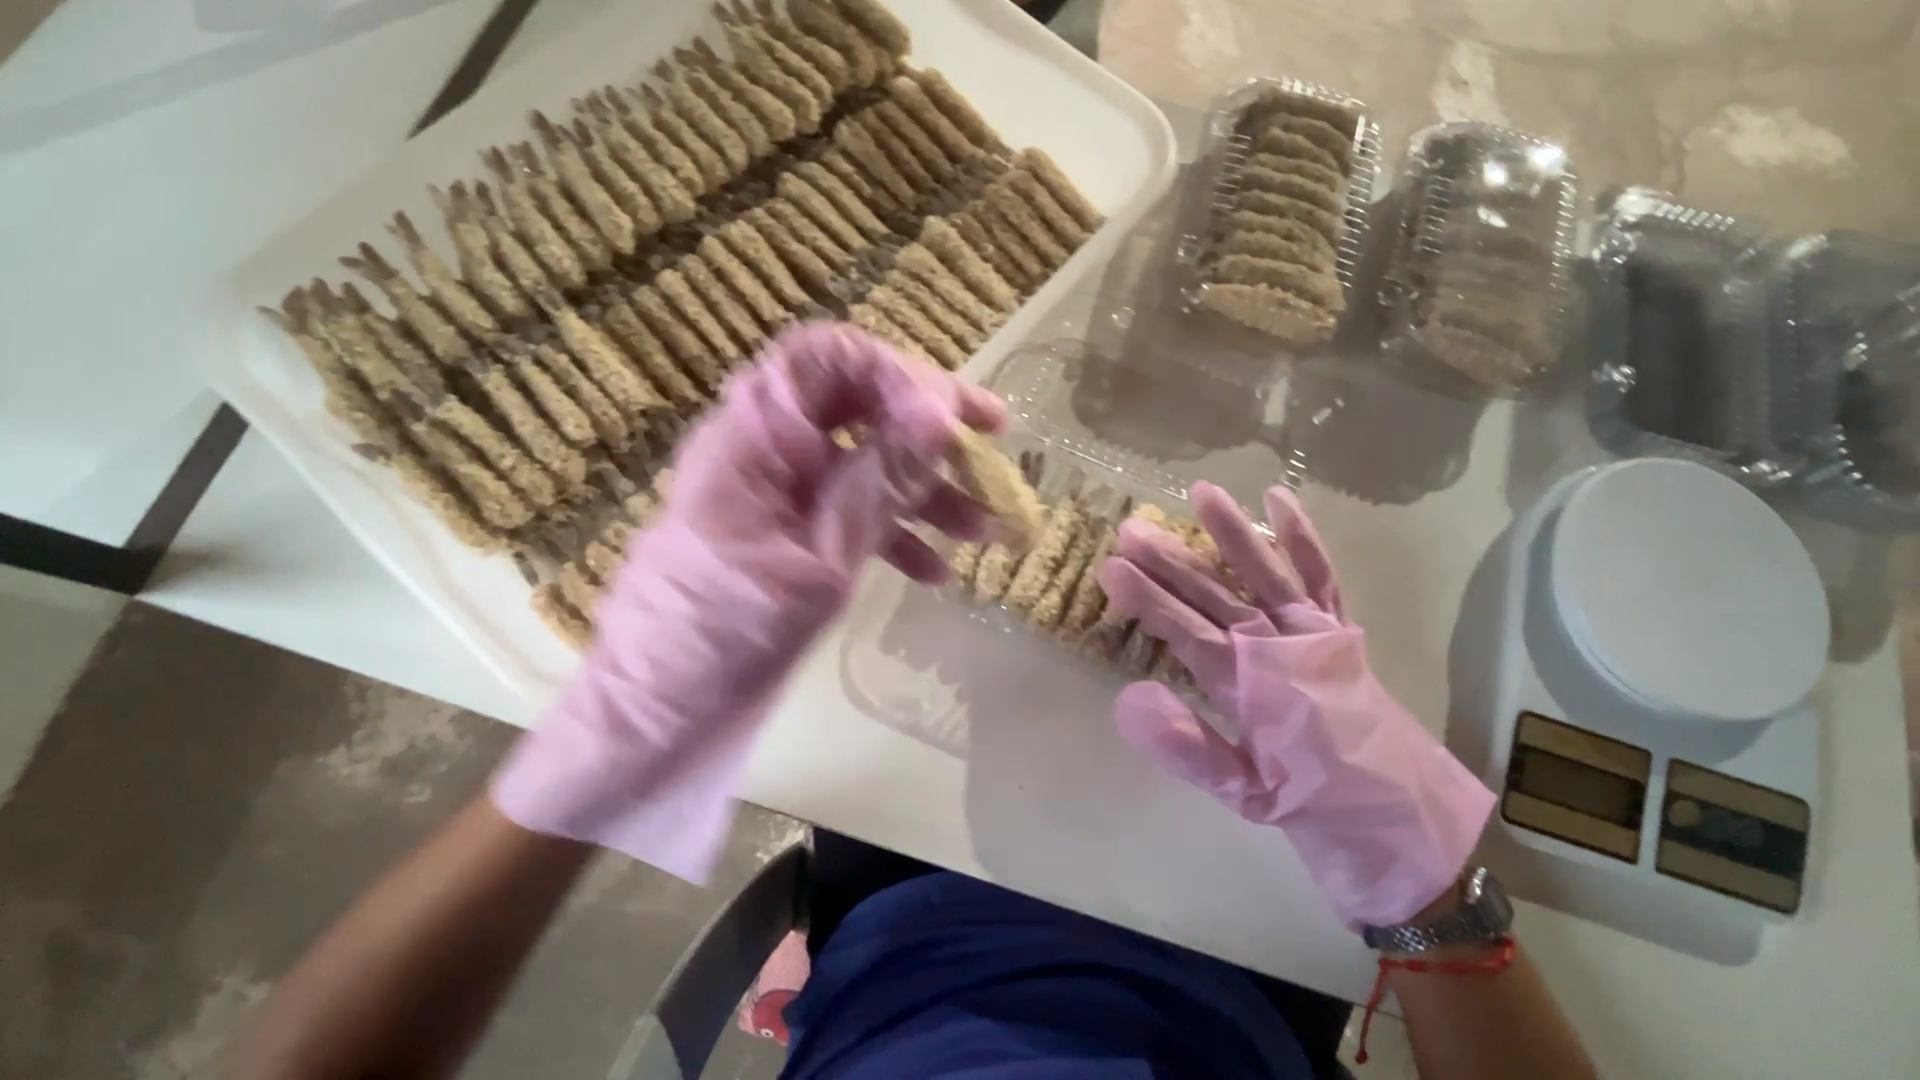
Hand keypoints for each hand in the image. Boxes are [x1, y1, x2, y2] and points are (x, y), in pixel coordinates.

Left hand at [493, 322, 1002, 879]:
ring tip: (989, 528)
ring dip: (925, 488)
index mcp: (754, 437)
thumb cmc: (724, 641)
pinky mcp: (782, 542)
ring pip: (859, 463)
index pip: (827, 358)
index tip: (953, 422)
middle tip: (994, 446)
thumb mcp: (818, 563)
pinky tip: (938, 573)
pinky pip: (846, 515)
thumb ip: (878, 484)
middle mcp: (763, 452)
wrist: (652, 726)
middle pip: (853, 405)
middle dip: (928, 427)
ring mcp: (772, 499)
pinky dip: (894, 534)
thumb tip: (938, 411)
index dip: (897, 373)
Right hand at [1097, 482, 1494, 928]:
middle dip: (1173, 563)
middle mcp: (1285, 651)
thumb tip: (1129, 700)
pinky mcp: (1343, 635)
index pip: (1189, 634)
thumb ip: (1192, 750)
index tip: (1110, 568)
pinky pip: (1325, 579)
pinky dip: (1305, 541)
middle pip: (1220, 597)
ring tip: (1200, 492)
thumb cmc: (1319, 810)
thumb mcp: (1250, 795)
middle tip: (1129, 529)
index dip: (1149, 601)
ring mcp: (1318, 637)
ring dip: (1235, 535)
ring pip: (1269, 575)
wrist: (1409, 824)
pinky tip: (1280, 501)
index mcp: (1253, 690)